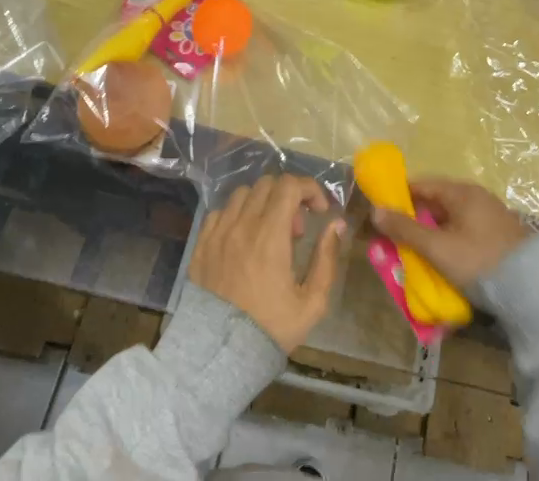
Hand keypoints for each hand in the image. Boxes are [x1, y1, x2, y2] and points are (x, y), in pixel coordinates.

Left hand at [190, 173, 344, 352]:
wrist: (220, 353)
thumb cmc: (271, 328)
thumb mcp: (312, 302)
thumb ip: (326, 258)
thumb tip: (336, 224)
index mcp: (270, 236)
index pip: (290, 186)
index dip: (310, 189)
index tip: (320, 210)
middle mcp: (242, 226)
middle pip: (267, 184)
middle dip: (289, 196)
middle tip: (296, 229)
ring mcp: (218, 233)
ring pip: (242, 194)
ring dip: (262, 203)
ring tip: (269, 233)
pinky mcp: (201, 244)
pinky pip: (220, 212)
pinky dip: (238, 215)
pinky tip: (244, 240)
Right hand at [371, 177, 528, 288]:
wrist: (531, 289)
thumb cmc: (479, 261)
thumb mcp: (437, 247)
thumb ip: (405, 229)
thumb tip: (376, 210)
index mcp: (463, 192)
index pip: (423, 184)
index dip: (400, 196)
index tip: (382, 212)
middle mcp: (478, 198)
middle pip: (437, 202)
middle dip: (415, 218)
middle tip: (395, 237)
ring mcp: (492, 217)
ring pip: (451, 219)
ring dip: (432, 232)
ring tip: (416, 251)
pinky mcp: (500, 236)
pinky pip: (465, 231)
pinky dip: (449, 240)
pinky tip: (443, 258)